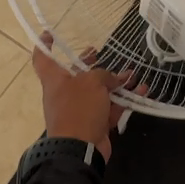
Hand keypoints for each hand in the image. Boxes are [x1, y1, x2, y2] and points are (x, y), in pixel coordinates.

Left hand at [31, 31, 132, 160]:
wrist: (79, 149)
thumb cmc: (78, 109)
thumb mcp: (92, 82)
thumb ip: (104, 75)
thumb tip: (117, 78)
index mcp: (55, 80)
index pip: (43, 58)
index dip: (44, 45)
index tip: (49, 33)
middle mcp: (65, 93)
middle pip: (75, 74)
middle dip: (88, 63)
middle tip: (99, 51)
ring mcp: (81, 109)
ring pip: (98, 91)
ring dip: (114, 81)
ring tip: (131, 71)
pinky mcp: (95, 123)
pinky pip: (111, 107)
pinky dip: (125, 99)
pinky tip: (141, 90)